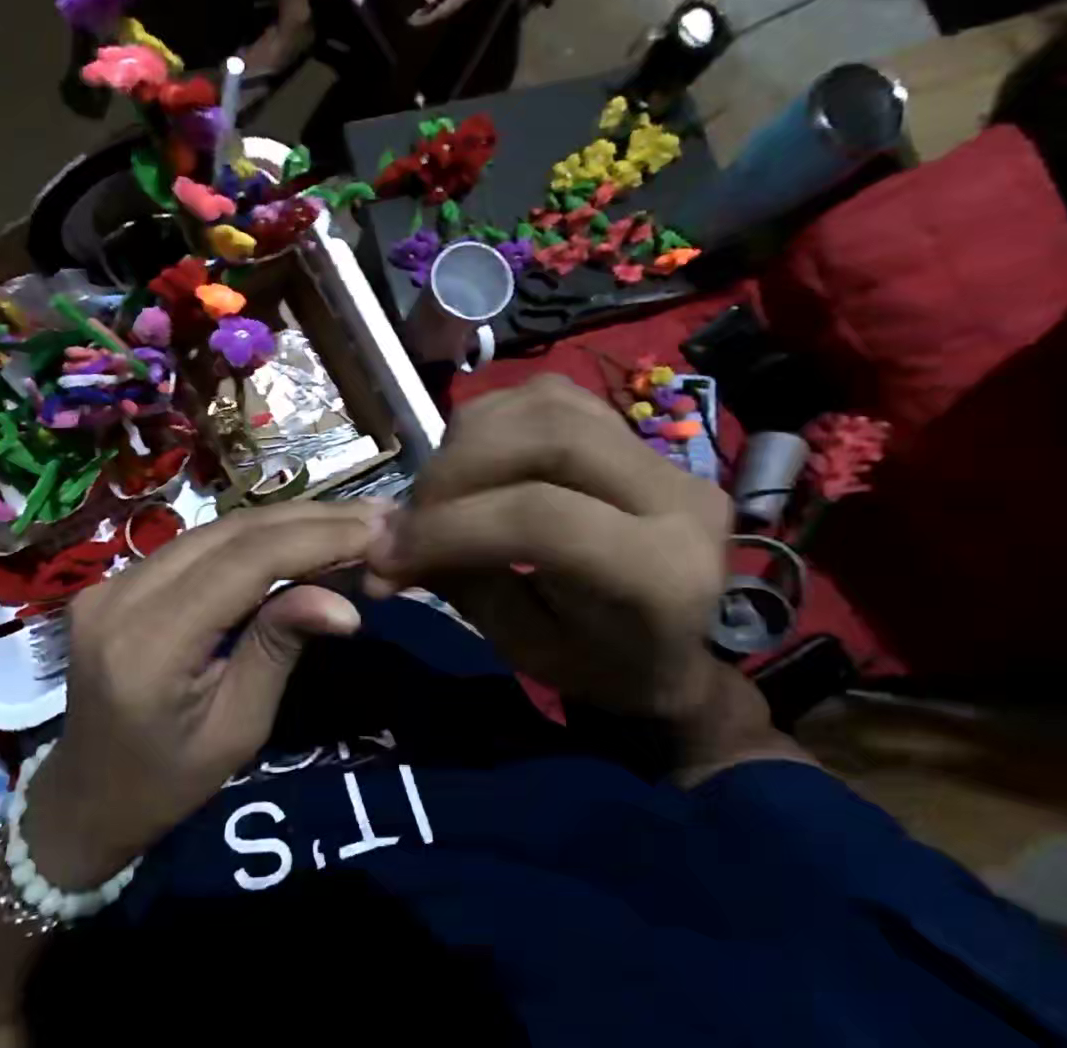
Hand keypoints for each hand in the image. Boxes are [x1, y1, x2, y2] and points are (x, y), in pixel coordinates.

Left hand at [24, 501, 388, 888]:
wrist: (85, 799)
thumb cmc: (168, 784)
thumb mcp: (238, 728)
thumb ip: (279, 649)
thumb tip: (344, 603)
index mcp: (148, 645)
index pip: (244, 562)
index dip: (316, 538)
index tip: (377, 530)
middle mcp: (119, 596)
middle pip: (231, 532)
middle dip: (311, 520)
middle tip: (375, 517)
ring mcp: (110, 582)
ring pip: (216, 529)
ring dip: (287, 522)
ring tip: (349, 522)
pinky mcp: (116, 580)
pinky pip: (197, 545)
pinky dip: (255, 538)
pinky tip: (298, 538)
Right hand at [368, 375, 731, 722]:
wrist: (684, 646)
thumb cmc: (609, 668)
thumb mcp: (530, 650)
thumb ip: (463, 586)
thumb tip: (382, 545)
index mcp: (660, 573)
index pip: (543, 519)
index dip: (450, 527)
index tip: (387, 554)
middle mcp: (674, 497)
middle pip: (548, 435)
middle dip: (455, 470)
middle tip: (410, 515)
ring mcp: (662, 454)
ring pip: (547, 404)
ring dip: (469, 439)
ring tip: (438, 491)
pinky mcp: (638, 434)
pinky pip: (553, 399)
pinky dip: (495, 420)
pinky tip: (473, 460)